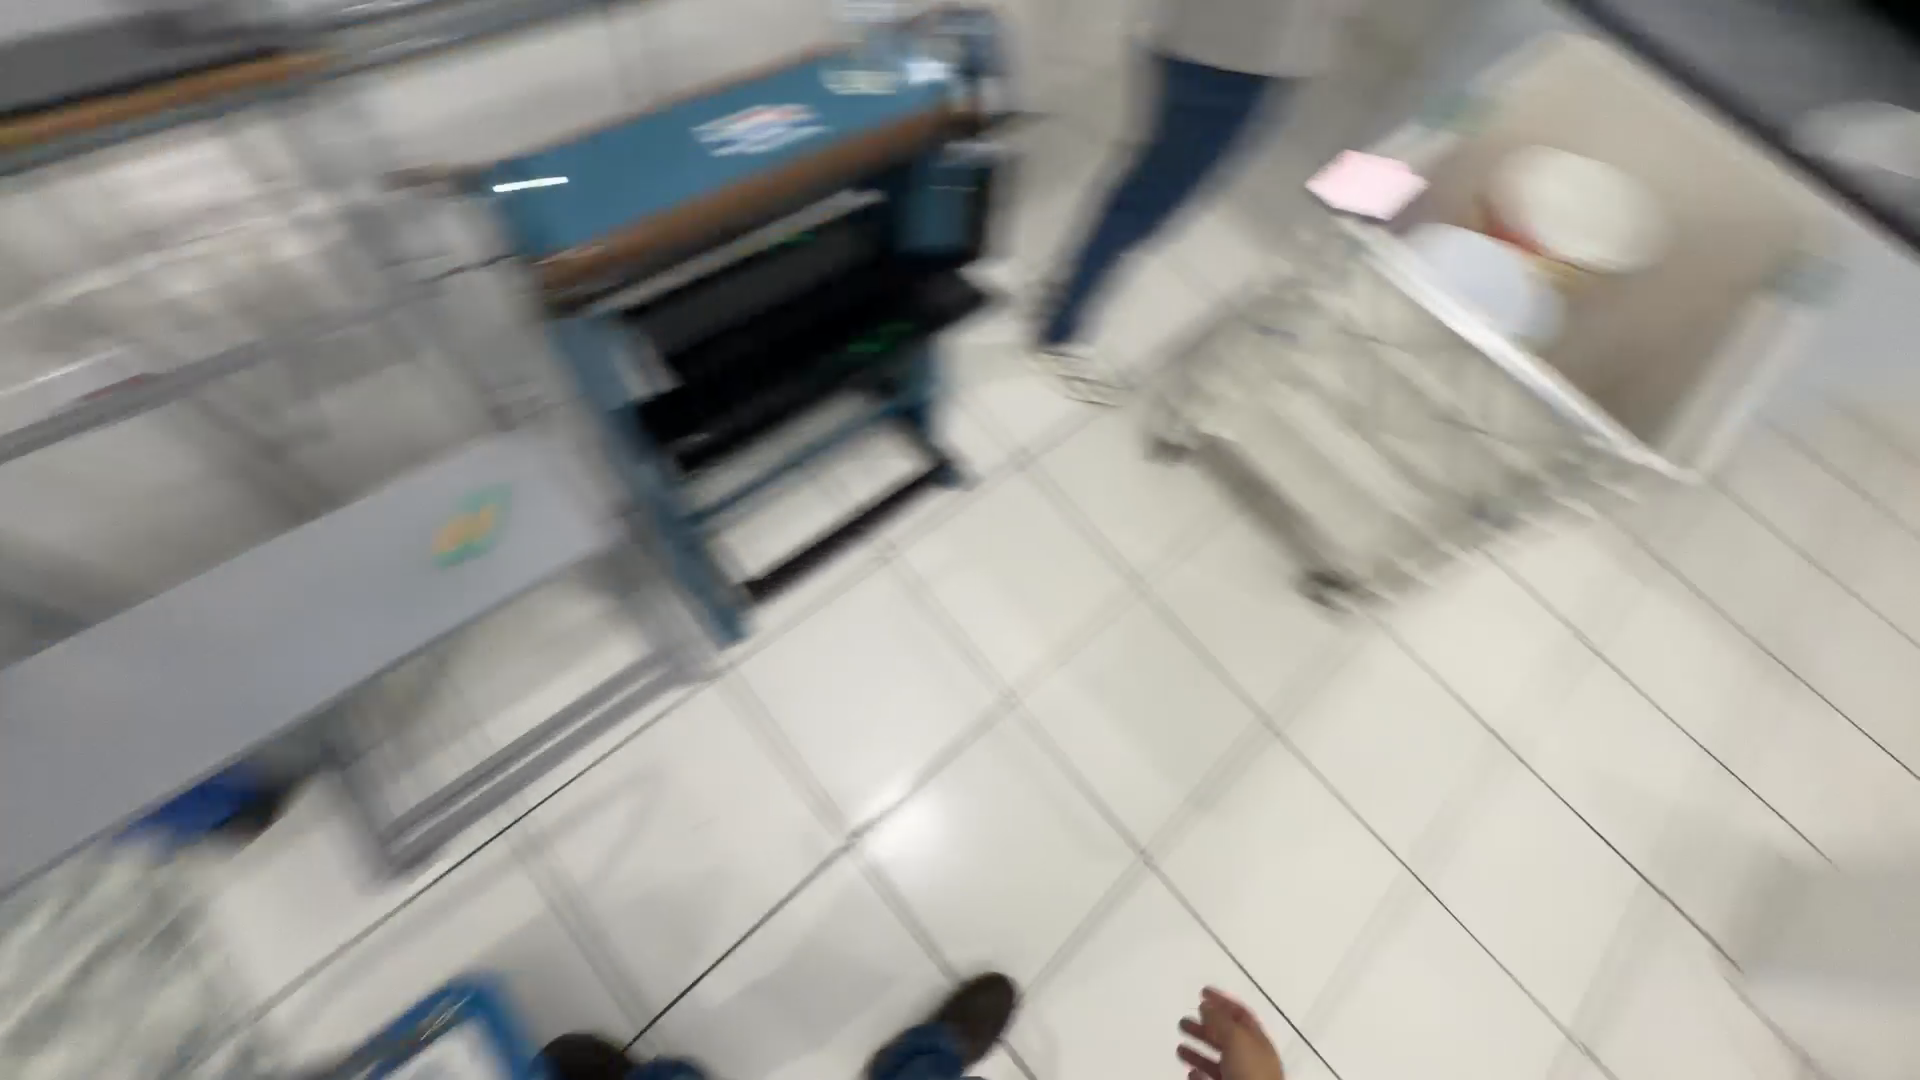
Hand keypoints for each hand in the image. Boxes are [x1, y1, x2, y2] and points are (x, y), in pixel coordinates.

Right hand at [1177, 987, 1284, 1079]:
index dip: (1222, 1001)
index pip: (1240, 1015)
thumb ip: (1220, 1020)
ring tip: (1179, 1048)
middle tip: (1182, 1022)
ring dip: (1197, 1052)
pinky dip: (1199, 1076)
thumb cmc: (1250, 1074)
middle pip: (1225, 1038)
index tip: (1201, 992)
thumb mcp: (1236, 1039)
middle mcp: (1251, 1061)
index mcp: (1258, 1043)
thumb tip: (1205, 1005)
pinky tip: (1191, 1074)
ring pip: (1217, 1062)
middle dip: (1203, 1027)